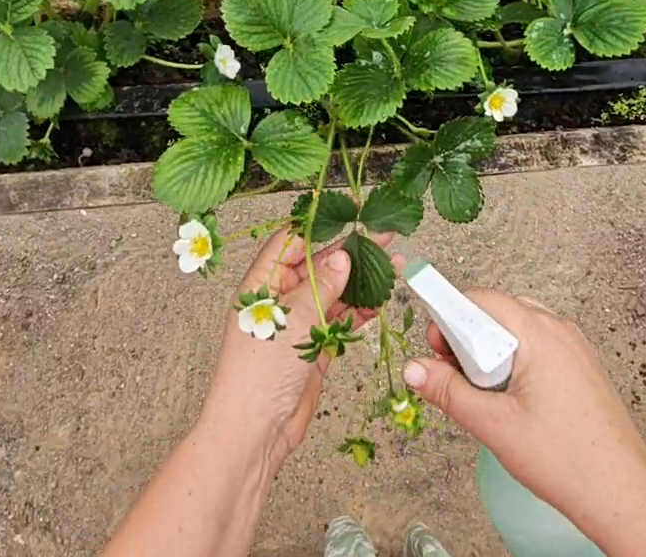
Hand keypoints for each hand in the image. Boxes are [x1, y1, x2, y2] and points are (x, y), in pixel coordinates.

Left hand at [198, 229, 380, 472]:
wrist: (254, 433)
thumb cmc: (255, 377)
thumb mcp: (293, 320)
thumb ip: (322, 286)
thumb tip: (342, 257)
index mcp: (262, 283)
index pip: (291, 241)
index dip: (320, 225)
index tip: (348, 212)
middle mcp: (280, 299)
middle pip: (318, 264)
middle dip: (350, 251)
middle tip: (381, 235)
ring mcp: (298, 323)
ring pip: (334, 292)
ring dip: (361, 280)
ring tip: (390, 264)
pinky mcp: (313, 347)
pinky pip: (340, 320)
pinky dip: (359, 310)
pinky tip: (379, 300)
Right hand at [402, 290, 645, 556]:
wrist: (623, 495)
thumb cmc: (569, 462)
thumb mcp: (493, 425)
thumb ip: (447, 391)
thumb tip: (415, 369)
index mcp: (539, 334)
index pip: (482, 299)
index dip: (450, 316)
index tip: (434, 342)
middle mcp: (559, 331)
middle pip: (498, 312)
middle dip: (468, 336)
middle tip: (455, 372)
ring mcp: (574, 347)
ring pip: (517, 329)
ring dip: (491, 351)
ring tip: (485, 391)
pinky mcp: (581, 365)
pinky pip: (537, 345)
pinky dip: (515, 361)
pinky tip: (510, 397)